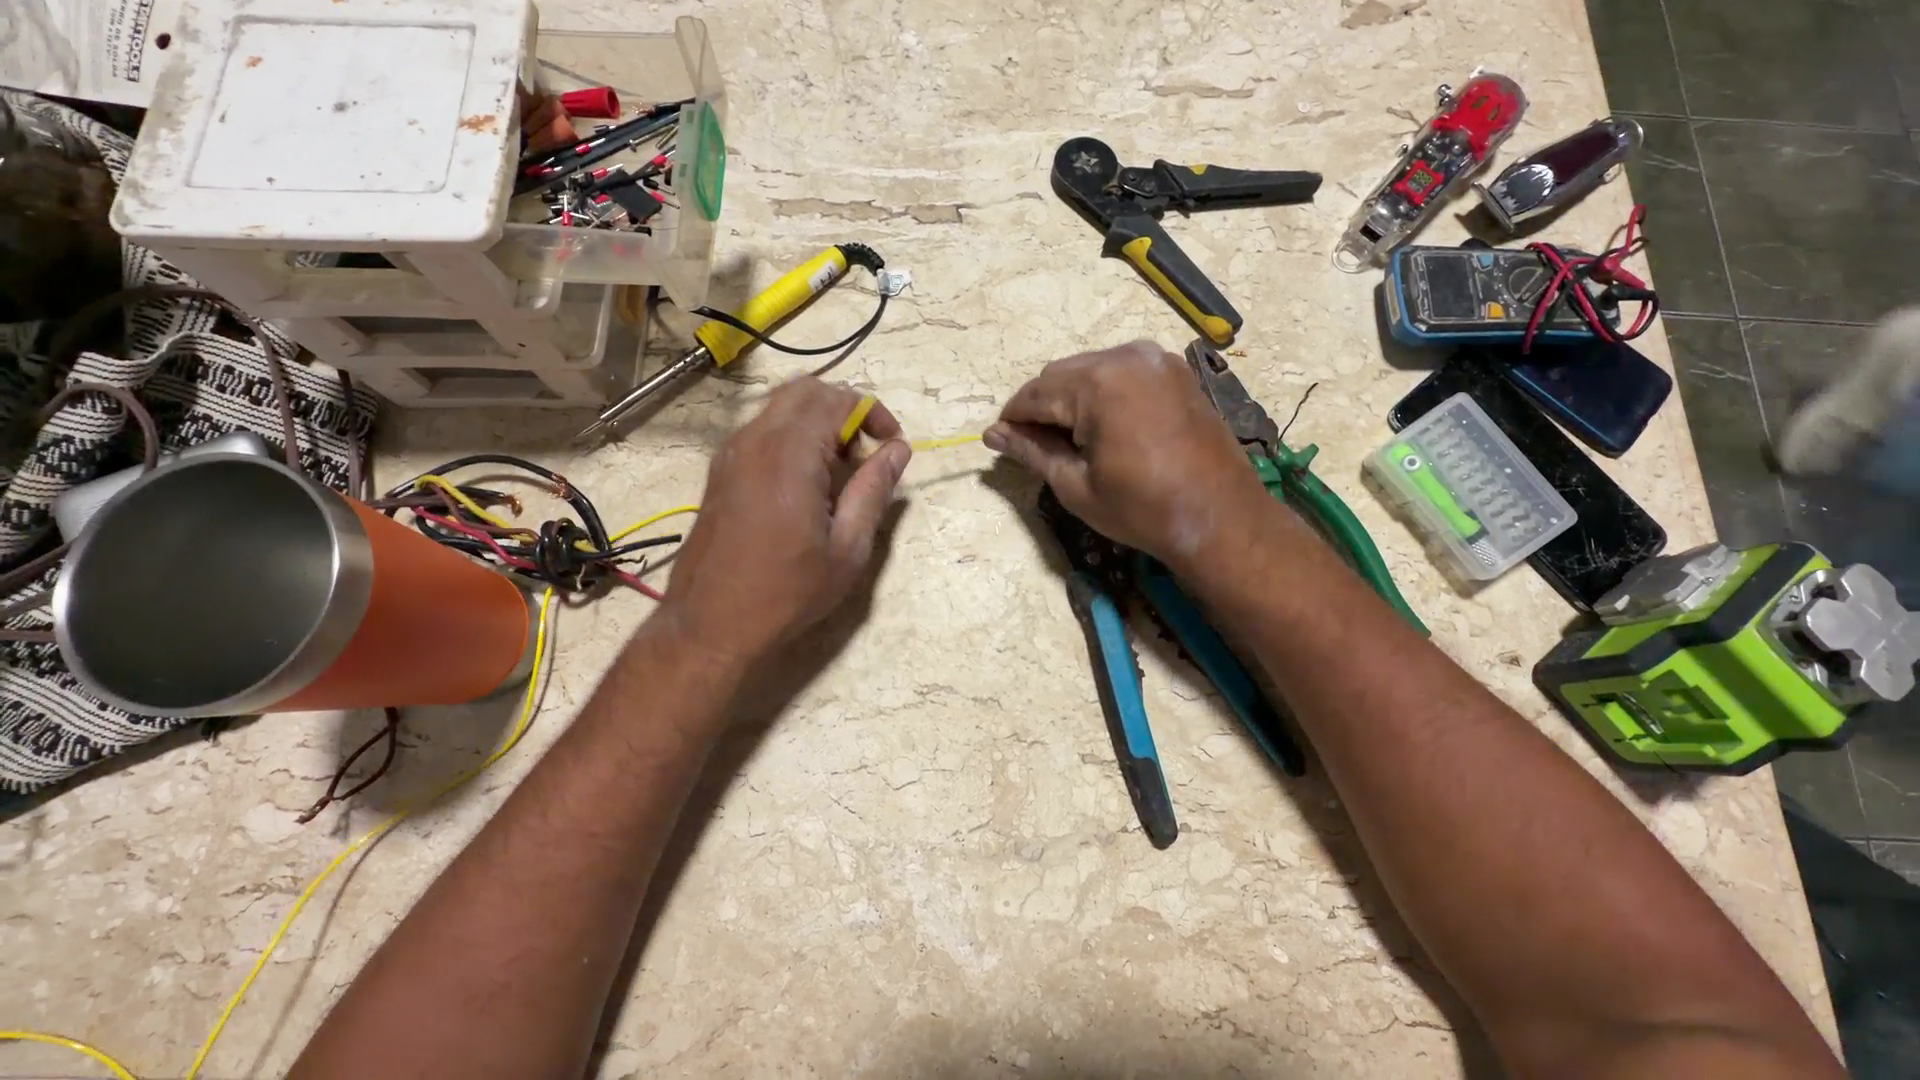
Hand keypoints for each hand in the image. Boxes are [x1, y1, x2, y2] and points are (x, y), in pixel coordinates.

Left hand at [661, 378, 910, 668]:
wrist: (710, 624)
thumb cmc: (786, 593)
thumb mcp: (847, 549)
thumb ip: (874, 490)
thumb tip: (898, 450)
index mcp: (789, 455)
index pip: (837, 399)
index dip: (873, 412)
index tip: (891, 446)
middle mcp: (755, 440)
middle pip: (806, 390)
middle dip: (844, 410)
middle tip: (864, 454)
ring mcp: (731, 453)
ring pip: (781, 406)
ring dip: (817, 422)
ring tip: (837, 471)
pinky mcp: (720, 470)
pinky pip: (762, 430)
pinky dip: (792, 437)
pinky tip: (805, 484)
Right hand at [984, 341, 1272, 566]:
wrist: (1219, 516)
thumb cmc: (1142, 508)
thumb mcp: (1076, 484)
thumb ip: (1032, 451)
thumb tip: (993, 435)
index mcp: (1098, 382)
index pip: (1035, 393)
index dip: (1013, 419)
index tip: (1001, 441)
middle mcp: (1126, 356)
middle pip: (1061, 375)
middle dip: (1043, 407)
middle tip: (1038, 448)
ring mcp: (1156, 359)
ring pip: (1091, 369)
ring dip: (1073, 399)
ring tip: (1073, 442)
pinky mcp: (1175, 372)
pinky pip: (1122, 372)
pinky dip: (1104, 394)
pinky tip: (1105, 429)